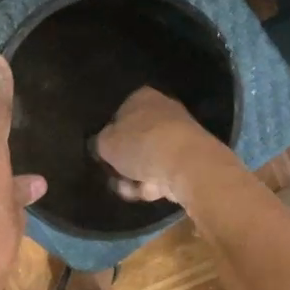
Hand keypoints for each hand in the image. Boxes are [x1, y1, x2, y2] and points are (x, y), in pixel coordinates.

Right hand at [94, 87, 237, 202]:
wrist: (186, 165)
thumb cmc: (140, 145)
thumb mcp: (105, 143)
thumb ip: (100, 142)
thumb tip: (102, 145)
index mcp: (141, 97)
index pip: (118, 114)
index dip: (109, 136)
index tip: (103, 154)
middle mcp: (162, 111)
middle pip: (134, 140)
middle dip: (124, 161)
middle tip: (114, 174)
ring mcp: (178, 135)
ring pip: (147, 159)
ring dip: (135, 176)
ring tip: (128, 188)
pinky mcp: (189, 158)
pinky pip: (162, 171)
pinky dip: (153, 183)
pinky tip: (146, 192)